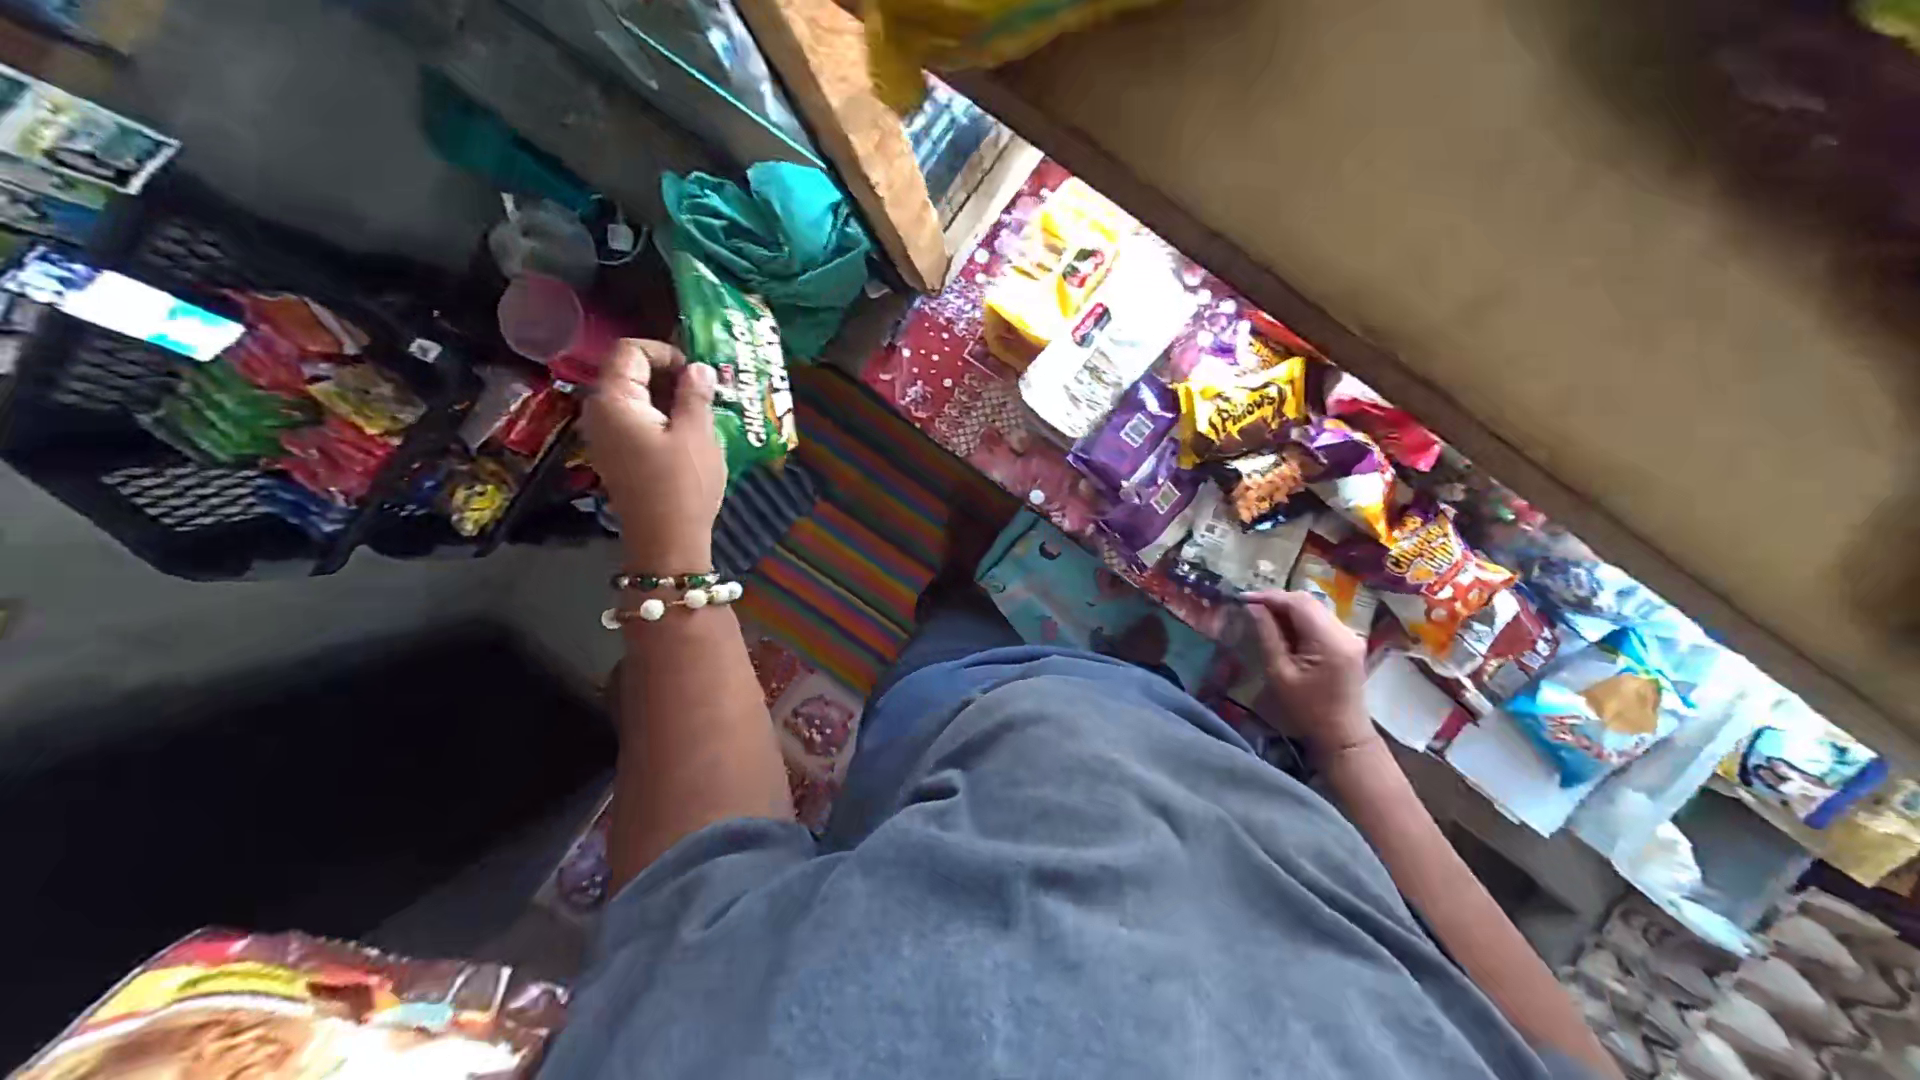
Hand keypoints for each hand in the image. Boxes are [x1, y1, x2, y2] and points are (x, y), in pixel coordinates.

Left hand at [584, 339, 725, 571]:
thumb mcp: (697, 433)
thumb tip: (697, 368)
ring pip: (634, 399)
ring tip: (702, 409)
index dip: (664, 351)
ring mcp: (605, 437)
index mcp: (613, 401)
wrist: (666, 542)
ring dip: (667, 397)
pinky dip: (660, 417)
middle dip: (667, 373)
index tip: (696, 370)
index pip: (629, 351)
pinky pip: (635, 422)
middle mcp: (599, 414)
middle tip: (705, 388)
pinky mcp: (617, 457)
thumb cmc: (682, 484)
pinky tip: (688, 431)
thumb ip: (695, 394)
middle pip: (628, 373)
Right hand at [1244, 590, 1376, 759]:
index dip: (1269, 596)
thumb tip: (1253, 608)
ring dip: (1287, 608)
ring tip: (1262, 615)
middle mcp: (1345, 632)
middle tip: (1250, 606)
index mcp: (1329, 640)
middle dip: (1277, 600)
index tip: (1242, 598)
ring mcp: (1350, 637)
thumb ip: (1267, 636)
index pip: (1298, 603)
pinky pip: (1320, 620)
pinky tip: (1282, 627)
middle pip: (1308, 602)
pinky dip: (1299, 619)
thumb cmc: (1307, 709)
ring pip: (1314, 609)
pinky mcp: (1347, 643)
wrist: (1343, 735)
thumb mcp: (1280, 673)